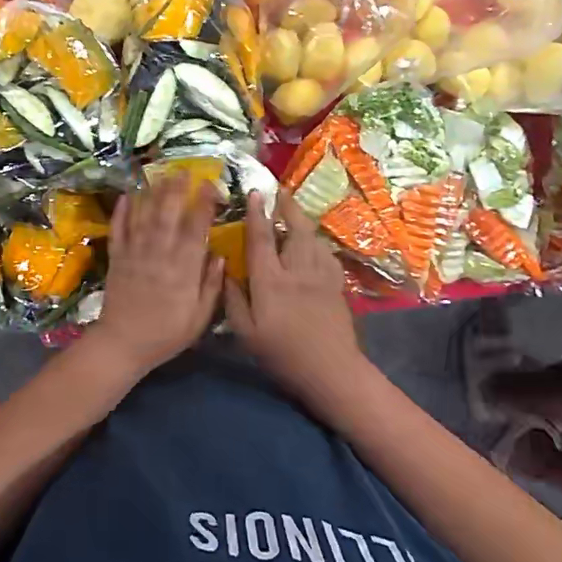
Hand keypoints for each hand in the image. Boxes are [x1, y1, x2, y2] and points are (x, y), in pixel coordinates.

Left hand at [86, 176, 223, 374]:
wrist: (123, 343)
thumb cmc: (167, 334)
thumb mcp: (199, 317)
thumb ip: (210, 285)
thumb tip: (220, 256)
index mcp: (183, 269)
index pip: (195, 229)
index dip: (203, 204)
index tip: (210, 186)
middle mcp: (160, 255)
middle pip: (168, 215)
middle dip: (176, 190)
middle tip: (183, 170)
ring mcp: (135, 254)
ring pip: (144, 217)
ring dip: (152, 193)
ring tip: (160, 174)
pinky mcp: (117, 259)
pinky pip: (119, 230)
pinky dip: (122, 212)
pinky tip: (128, 196)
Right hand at [224, 188, 366, 391]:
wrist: (331, 370)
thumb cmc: (283, 354)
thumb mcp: (246, 333)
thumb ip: (233, 300)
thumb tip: (225, 272)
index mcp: (270, 281)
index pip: (261, 239)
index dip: (257, 214)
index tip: (255, 193)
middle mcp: (296, 271)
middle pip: (294, 230)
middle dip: (287, 207)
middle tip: (282, 191)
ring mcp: (320, 277)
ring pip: (312, 239)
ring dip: (303, 221)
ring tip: (295, 210)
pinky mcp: (336, 286)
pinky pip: (327, 255)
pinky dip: (318, 243)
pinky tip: (315, 244)